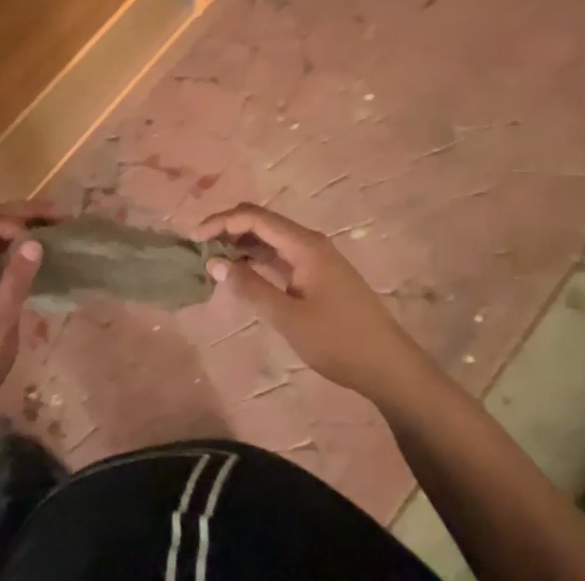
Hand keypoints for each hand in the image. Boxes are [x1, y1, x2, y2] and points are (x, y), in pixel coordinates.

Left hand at [0, 207, 44, 417]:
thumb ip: (16, 280)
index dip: (18, 222)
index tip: (45, 237)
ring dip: (22, 231)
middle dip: (24, 216)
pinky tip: (37, 262)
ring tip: (53, 232)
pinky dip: (17, 252)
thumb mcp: (2, 321)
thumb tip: (34, 241)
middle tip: (59, 217)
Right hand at [190, 204, 426, 401]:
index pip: (255, 217)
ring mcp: (316, 260)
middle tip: (199, 248)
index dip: (221, 222)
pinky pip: (281, 258)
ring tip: (213, 261)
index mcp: (305, 245)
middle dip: (228, 229)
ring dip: (241, 245)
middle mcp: (311, 244)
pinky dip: (257, 261)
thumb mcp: (287, 317)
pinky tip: (241, 275)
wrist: (390, 368)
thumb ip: (250, 287)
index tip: (194, 239)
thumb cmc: (339, 341)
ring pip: (271, 241)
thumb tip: (214, 262)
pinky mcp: (319, 277)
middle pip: (262, 223)